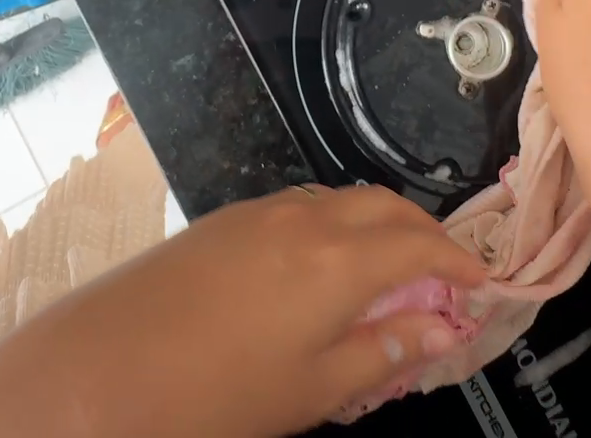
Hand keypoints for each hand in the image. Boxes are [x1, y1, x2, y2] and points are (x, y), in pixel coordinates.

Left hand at [0, 185, 487, 437]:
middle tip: (444, 274)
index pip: (420, 244)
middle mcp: (308, 216)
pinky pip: (305, 205)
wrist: (107, 360)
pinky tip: (328, 263)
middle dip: (424, 231)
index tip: (483, 283)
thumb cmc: (222, 390)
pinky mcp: (232, 215)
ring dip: (379, 223)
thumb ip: (385, 351)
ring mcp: (265, 209)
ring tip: (392, 270)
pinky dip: (337, 222)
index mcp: (339, 259)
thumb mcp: (315, 388)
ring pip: (344, 200)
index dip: (459, 261)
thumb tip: (443, 328)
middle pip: (385, 205)